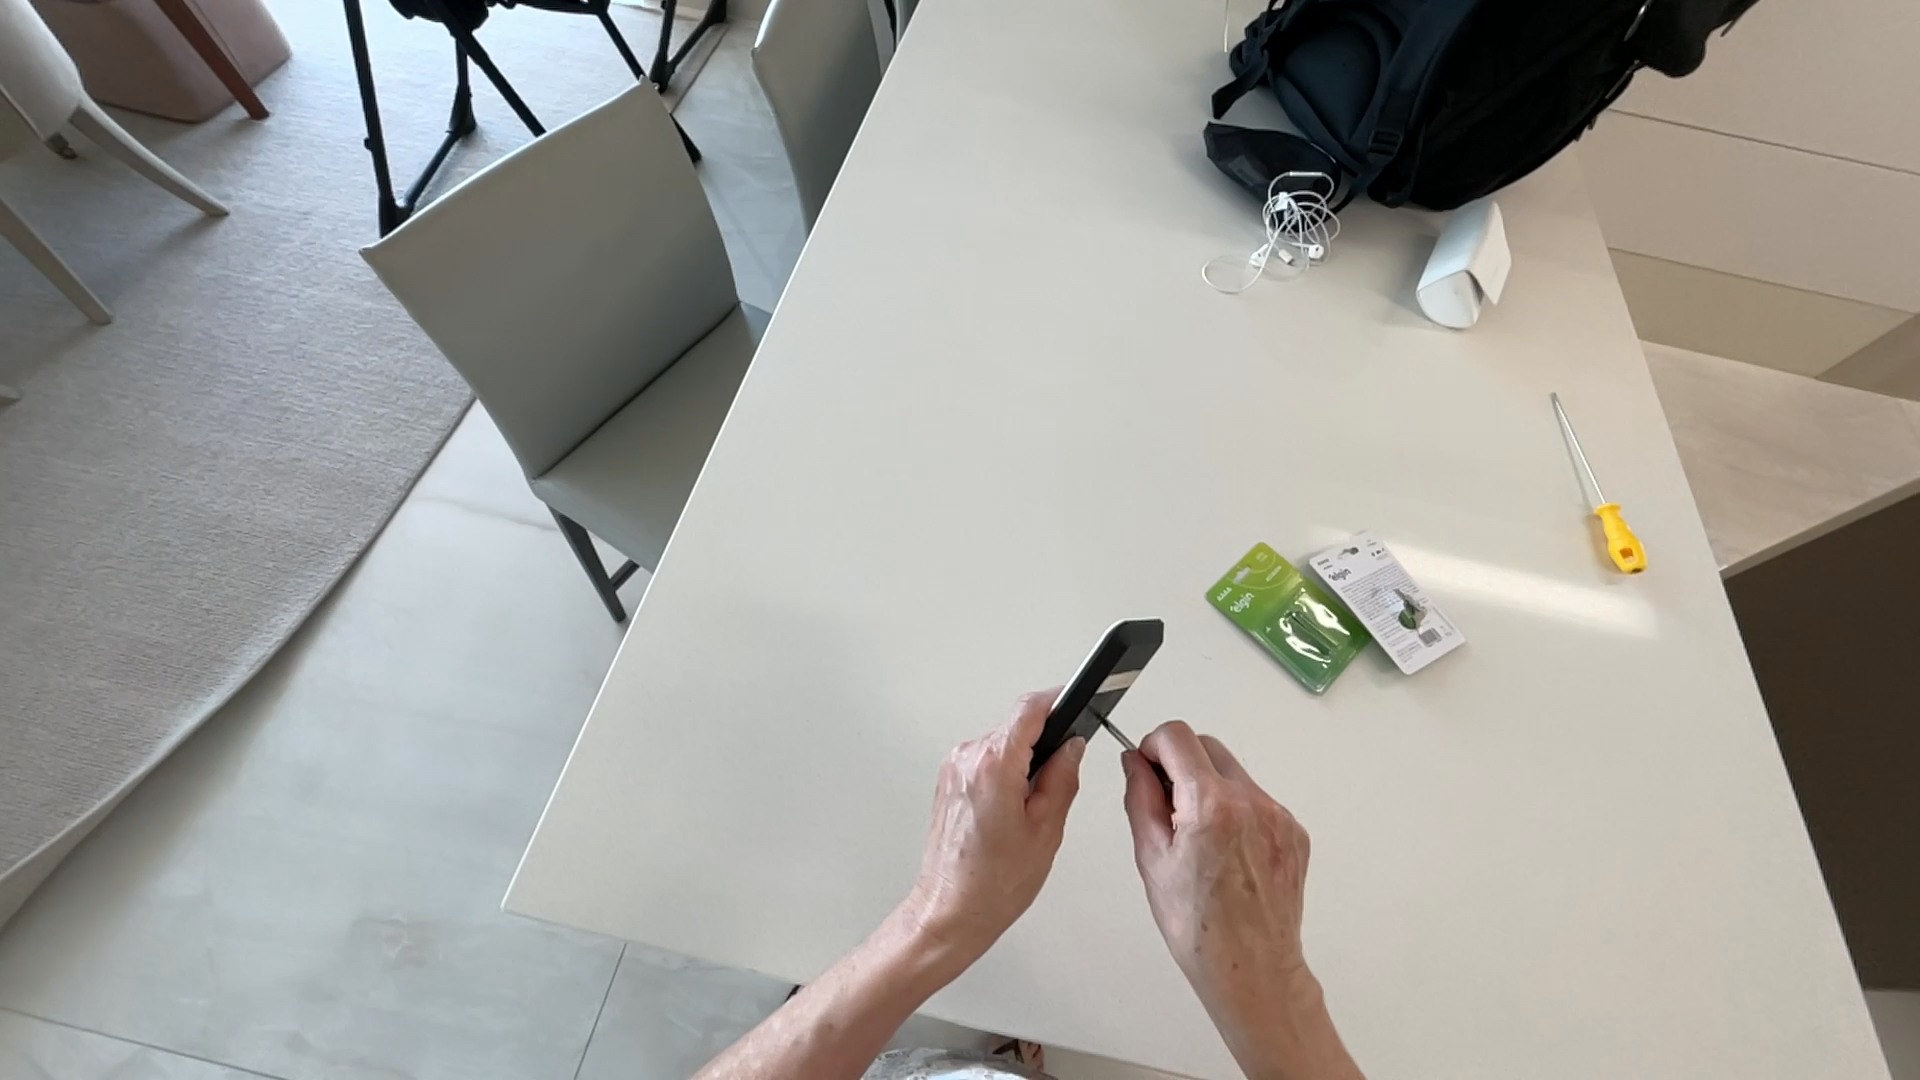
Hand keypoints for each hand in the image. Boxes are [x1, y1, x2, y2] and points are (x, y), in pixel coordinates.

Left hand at [899, 690, 1085, 969]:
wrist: (949, 910)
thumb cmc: (993, 883)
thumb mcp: (1046, 830)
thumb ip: (1063, 777)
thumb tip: (1072, 746)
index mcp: (994, 764)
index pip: (1030, 708)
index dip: (1059, 700)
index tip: (1076, 702)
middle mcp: (969, 757)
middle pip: (1017, 726)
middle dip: (1044, 744)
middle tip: (1059, 781)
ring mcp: (954, 766)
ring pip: (1002, 743)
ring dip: (1022, 762)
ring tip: (1029, 809)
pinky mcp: (949, 777)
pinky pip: (986, 759)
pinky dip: (1004, 773)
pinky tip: (1010, 810)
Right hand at [1123, 722, 1361, 1079]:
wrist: (1252, 970)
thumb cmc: (1200, 927)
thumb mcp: (1150, 855)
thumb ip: (1139, 794)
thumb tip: (1134, 761)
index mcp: (1211, 805)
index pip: (1177, 736)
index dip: (1153, 745)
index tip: (1146, 764)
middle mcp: (1251, 802)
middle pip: (1206, 745)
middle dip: (1180, 762)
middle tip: (1166, 800)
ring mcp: (1277, 816)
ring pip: (1231, 771)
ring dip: (1208, 785)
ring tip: (1196, 832)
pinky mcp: (1293, 831)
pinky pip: (1254, 798)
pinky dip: (1233, 808)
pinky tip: (1223, 847)